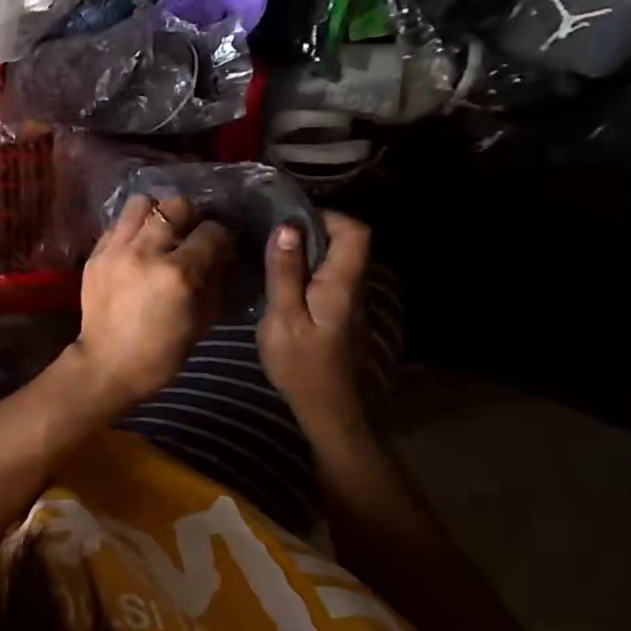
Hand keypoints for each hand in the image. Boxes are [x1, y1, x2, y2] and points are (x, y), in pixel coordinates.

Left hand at [72, 195, 230, 410]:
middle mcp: (146, 252)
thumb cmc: (161, 353)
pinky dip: (131, 230)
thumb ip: (215, 282)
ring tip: (159, 232)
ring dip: (156, 213)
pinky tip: (136, 248)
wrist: (107, 366)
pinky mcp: (96, 255)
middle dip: (190, 216)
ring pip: (141, 203)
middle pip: (176, 206)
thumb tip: (224, 256)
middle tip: (189, 232)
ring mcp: (116, 250)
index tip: (219, 244)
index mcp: (178, 273)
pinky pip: (118, 224)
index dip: (220, 236)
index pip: (211, 231)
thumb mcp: (201, 321)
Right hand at [259, 211, 370, 423]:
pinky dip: (309, 274)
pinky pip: (329, 281)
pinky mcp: (342, 318)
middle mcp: (354, 288)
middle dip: (313, 232)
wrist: (330, 414)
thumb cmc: (303, 367)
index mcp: (342, 283)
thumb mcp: (284, 318)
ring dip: (309, 254)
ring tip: (273, 257)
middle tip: (275, 237)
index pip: (356, 232)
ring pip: (337, 263)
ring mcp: (350, 304)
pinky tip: (282, 286)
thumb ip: (286, 272)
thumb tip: (287, 227)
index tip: (294, 220)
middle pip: (347, 244)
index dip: (329, 216)